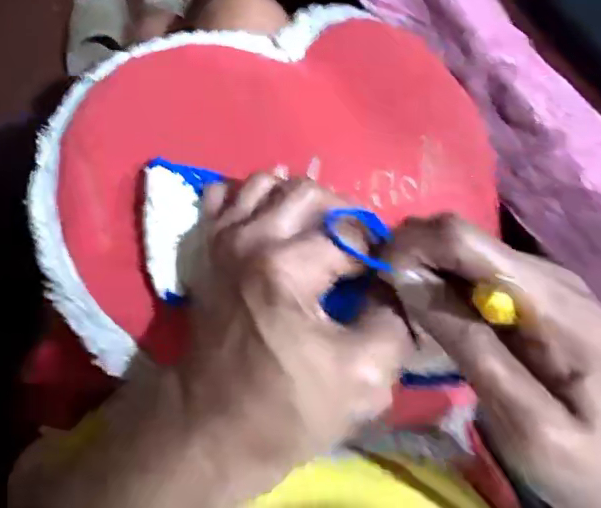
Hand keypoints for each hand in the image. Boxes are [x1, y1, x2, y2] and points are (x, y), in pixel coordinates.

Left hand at [174, 174, 409, 502]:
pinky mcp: (205, 242)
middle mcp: (248, 236)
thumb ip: (391, 321)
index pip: (347, 231)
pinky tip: (270, 222)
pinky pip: (223, 193)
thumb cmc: (289, 404)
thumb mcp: (365, 378)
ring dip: (298, 199)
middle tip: (360, 247)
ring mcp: (220, 234)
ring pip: (265, 182)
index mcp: (284, 266)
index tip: (390, 270)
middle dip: (343, 212)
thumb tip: (395, 283)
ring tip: (319, 233)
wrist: (217, 419)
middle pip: (306, 191)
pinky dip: (250, 197)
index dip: (378, 247)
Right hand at [385, 216, 600, 507]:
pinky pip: (473, 265)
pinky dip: (443, 279)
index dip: (413, 246)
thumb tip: (405, 275)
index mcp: (559, 304)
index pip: (464, 237)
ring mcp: (547, 281)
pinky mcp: (535, 292)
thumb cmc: (585, 470)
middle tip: (392, 299)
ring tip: (411, 309)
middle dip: (415, 256)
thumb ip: (469, 345)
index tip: (382, 279)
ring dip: (426, 267)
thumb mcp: (526, 423)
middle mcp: (554, 276)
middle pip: (460, 234)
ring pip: (461, 244)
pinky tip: (440, 314)